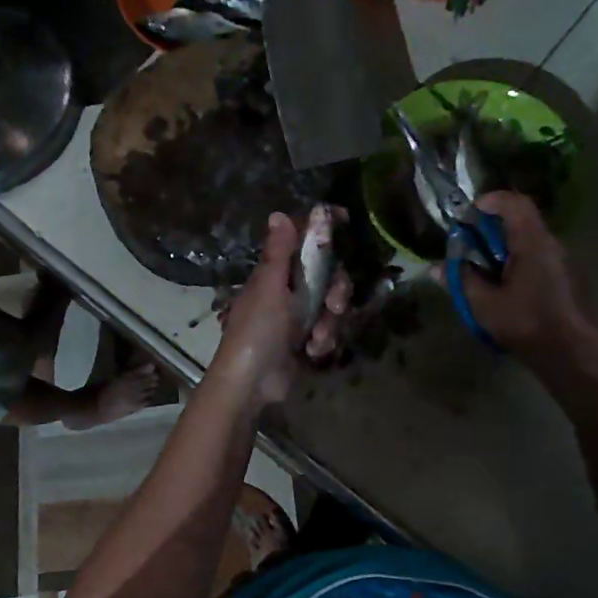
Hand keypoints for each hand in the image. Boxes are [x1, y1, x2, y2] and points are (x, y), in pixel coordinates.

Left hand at [211, 210, 351, 405]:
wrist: (251, 383)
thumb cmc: (256, 331)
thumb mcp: (268, 288)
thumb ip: (279, 253)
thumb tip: (279, 213)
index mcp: (276, 274)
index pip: (303, 242)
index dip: (323, 231)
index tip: (346, 221)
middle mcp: (288, 291)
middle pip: (328, 276)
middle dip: (336, 292)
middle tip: (334, 306)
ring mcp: (297, 317)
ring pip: (332, 306)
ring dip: (329, 324)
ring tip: (315, 340)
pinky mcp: (305, 340)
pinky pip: (328, 331)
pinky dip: (323, 342)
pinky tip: (311, 353)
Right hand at [436, 191, 597, 368]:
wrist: (573, 354)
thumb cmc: (527, 324)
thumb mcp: (484, 304)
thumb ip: (460, 281)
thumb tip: (435, 268)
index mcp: (533, 242)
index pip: (514, 202)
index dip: (489, 201)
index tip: (468, 216)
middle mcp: (553, 245)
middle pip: (522, 222)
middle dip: (492, 231)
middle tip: (470, 249)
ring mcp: (565, 263)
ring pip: (531, 243)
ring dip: (506, 251)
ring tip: (485, 274)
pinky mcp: (569, 281)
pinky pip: (540, 261)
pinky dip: (520, 265)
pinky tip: (508, 292)